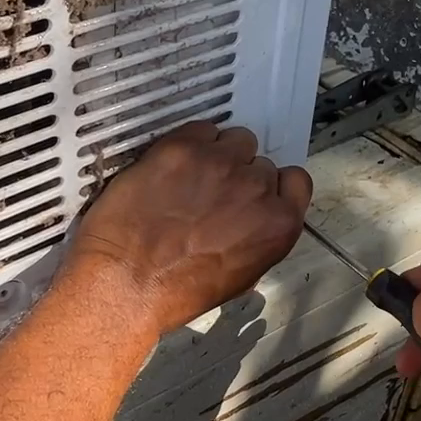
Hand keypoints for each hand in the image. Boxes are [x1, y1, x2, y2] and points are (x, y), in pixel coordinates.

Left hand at [62, 121, 312, 337]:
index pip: (295, 181)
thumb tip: (250, 220)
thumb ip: (257, 238)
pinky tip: (172, 166)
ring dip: (218, 154)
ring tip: (191, 177)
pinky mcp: (182, 148)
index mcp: (279, 224)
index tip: (254, 192)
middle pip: (258, 161)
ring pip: (233, 139)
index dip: (272, 185)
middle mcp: (256, 188)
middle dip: (238, 176)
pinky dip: (189, 143)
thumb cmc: (176, 291)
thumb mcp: (239, 276)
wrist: (125, 282)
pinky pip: (199, 129)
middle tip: (210, 194)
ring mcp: (219, 163)